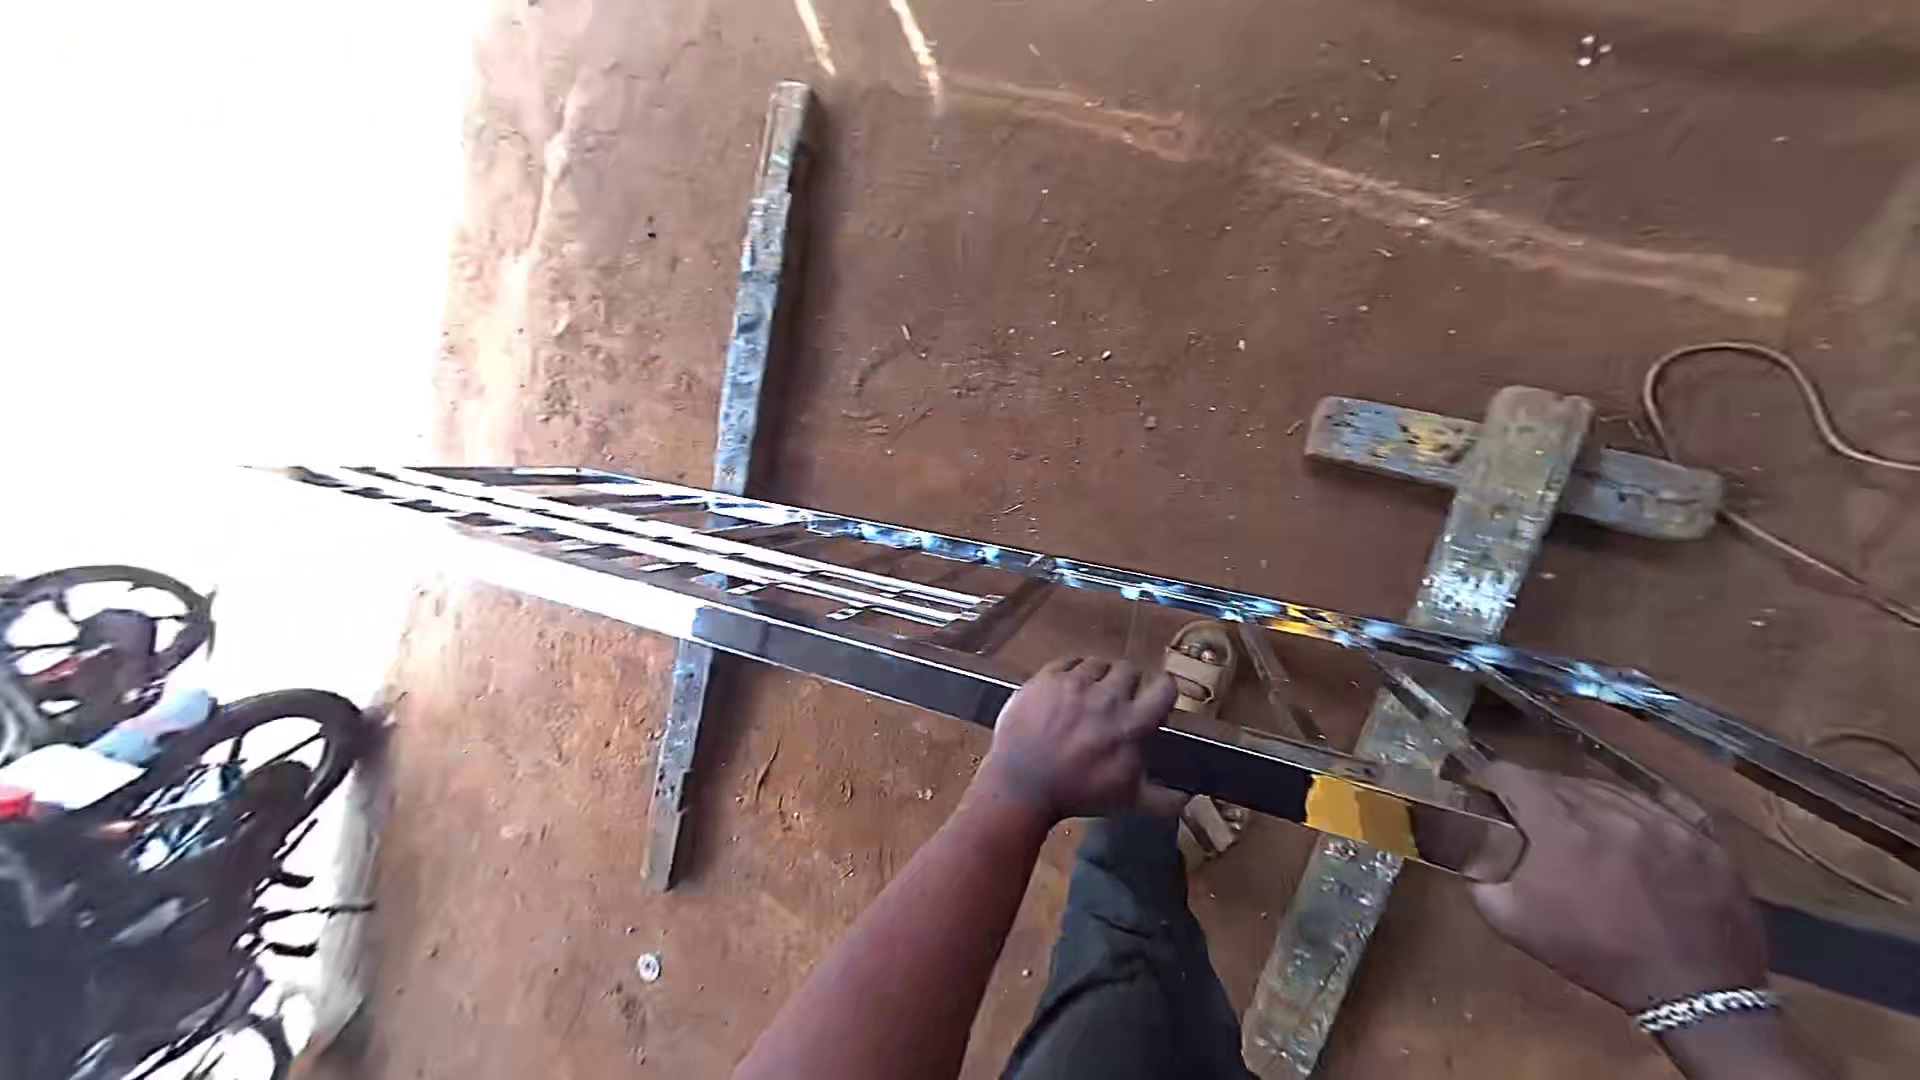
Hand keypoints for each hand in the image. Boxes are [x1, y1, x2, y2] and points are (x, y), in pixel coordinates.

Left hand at [975, 656, 1177, 822]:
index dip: (1163, 688)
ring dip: (1098, 674)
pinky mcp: (1046, 677)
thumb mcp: (1126, 800)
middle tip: (1116, 697)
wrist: (1021, 784)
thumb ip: (1162, 799)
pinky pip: (1067, 660)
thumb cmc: (1076, 793)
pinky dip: (1071, 670)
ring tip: (1089, 691)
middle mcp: (1106, 696)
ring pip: (1097, 662)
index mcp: (1131, 723)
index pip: (1164, 688)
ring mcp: (1073, 683)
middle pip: (1129, 669)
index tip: (1156, 695)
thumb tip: (1188, 798)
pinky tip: (1067, 685)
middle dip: (1127, 681)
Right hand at [1469, 762, 1768, 1011]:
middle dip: (1535, 793)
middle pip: (1556, 779)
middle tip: (1529, 818)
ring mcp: (1665, 824)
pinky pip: (1653, 810)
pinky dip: (1629, 817)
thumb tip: (1466, 850)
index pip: (1510, 773)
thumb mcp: (1509, 918)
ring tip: (1578, 828)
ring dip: (1582, 802)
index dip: (1489, 778)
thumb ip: (1476, 875)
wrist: (1696, 998)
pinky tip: (1624, 840)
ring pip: (1605, 790)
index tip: (1483, 791)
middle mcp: (1612, 812)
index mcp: (1561, 825)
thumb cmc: (1593, 952)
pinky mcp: (1705, 842)